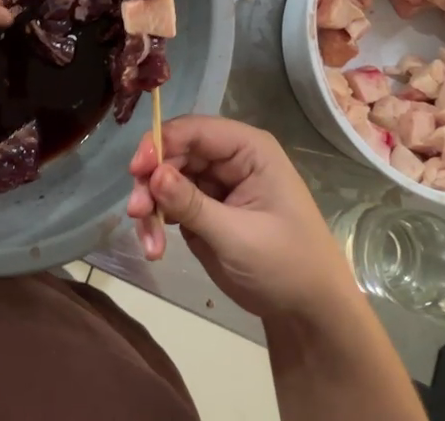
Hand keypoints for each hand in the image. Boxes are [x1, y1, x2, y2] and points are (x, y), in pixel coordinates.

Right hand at [126, 116, 354, 319]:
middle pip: (173, 154)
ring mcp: (214, 185)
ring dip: (151, 207)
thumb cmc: (287, 266)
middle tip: (136, 212)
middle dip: (151, 182)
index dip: (160, 143)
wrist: (308, 314)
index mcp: (248, 150)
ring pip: (165, 179)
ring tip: (150, 244)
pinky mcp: (203, 210)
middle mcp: (228, 159)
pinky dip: (156, 223)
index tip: (136, 170)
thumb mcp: (238, 237)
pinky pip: (169, 204)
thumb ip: (192, 204)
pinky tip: (154, 249)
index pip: (194, 131)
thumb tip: (153, 174)